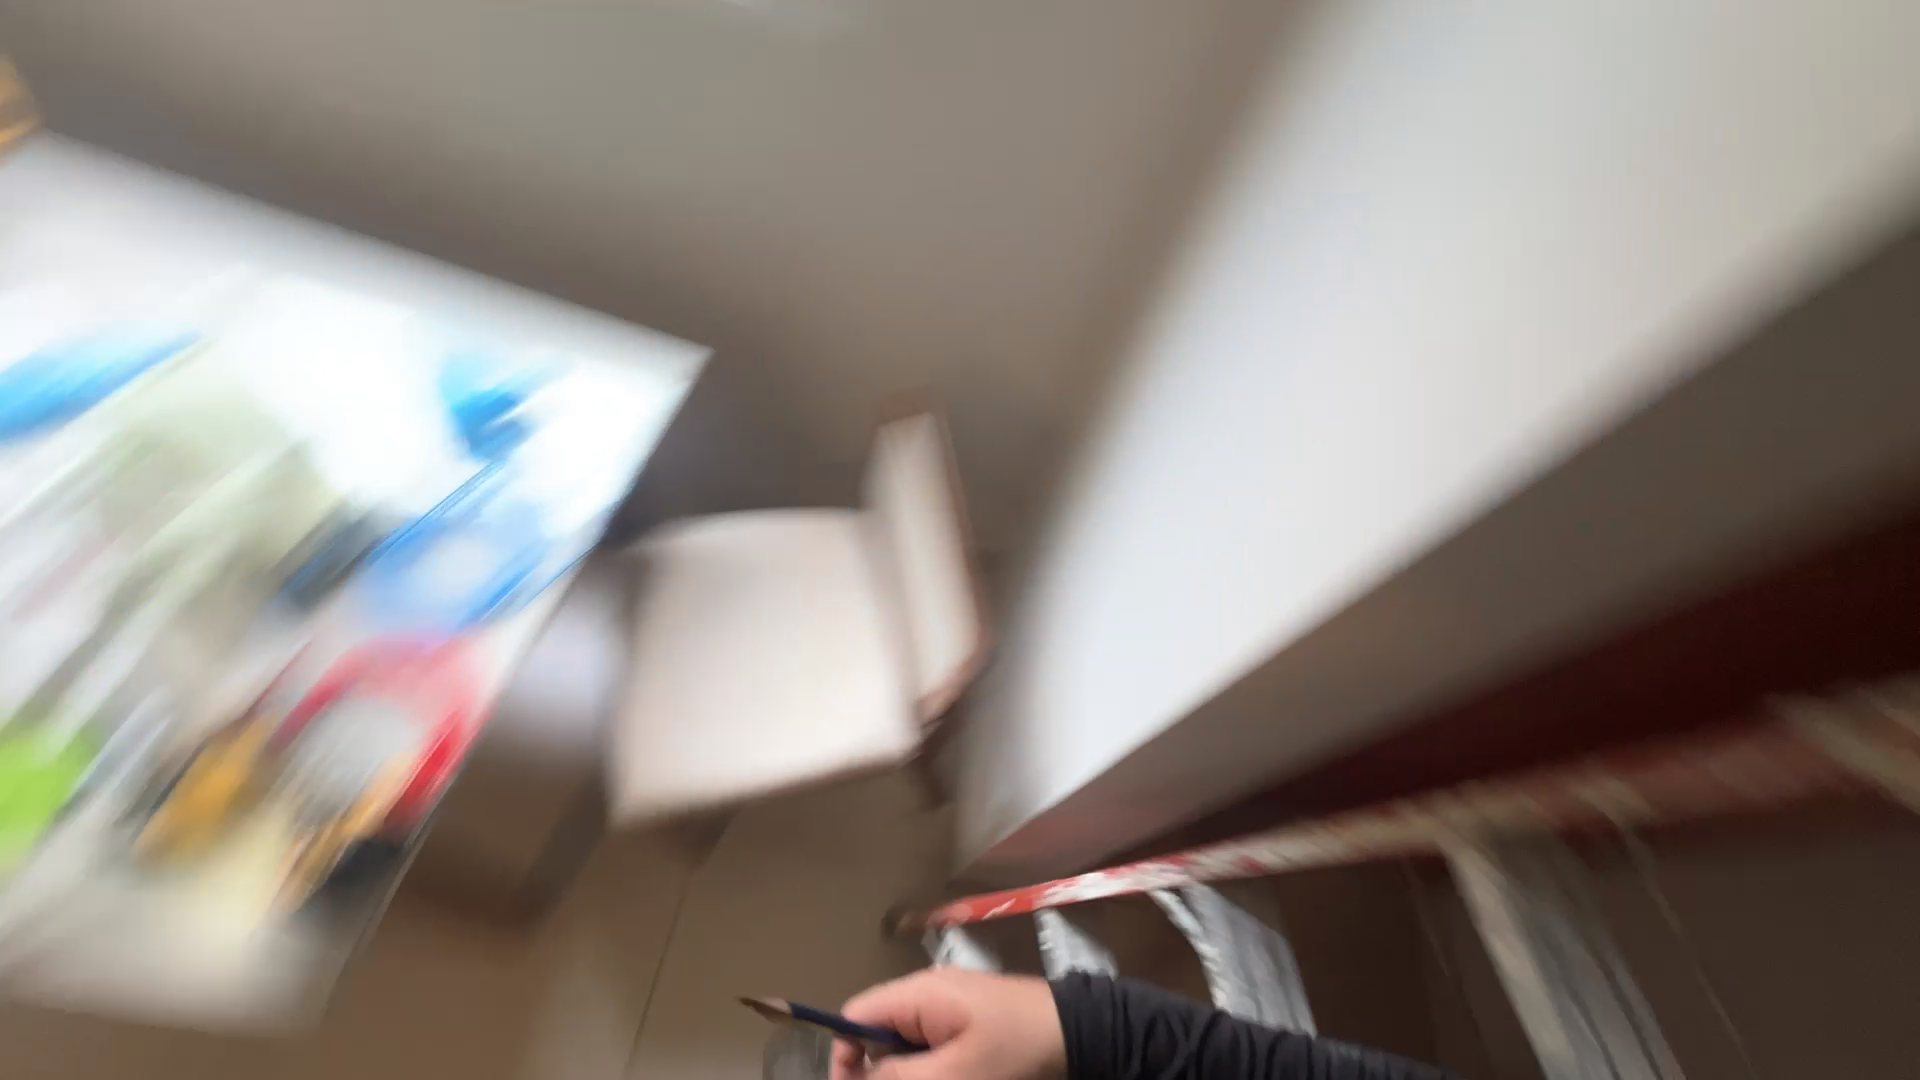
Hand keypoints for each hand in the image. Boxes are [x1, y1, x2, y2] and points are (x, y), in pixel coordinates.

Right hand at [830, 969, 1065, 1079]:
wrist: (1078, 1033)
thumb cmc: (1016, 1050)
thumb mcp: (955, 1074)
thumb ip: (899, 1078)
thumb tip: (856, 1078)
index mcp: (919, 994)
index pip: (856, 1014)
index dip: (844, 1056)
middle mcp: (926, 996)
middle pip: (878, 1036)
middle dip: (882, 1074)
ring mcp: (948, 1010)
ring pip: (905, 1050)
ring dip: (910, 1075)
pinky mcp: (966, 1026)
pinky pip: (931, 1052)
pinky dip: (931, 1071)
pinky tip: (955, 1079)